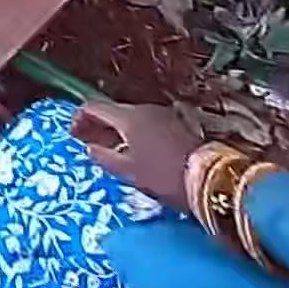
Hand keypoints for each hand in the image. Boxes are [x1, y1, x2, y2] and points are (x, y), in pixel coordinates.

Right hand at [70, 101, 200, 207]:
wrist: (215, 180)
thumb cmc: (166, 175)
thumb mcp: (129, 171)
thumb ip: (103, 157)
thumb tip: (90, 148)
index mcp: (126, 117)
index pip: (93, 107)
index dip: (79, 118)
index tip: (74, 134)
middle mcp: (142, 109)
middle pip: (111, 110)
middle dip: (97, 124)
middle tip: (89, 142)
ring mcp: (161, 114)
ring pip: (129, 117)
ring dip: (116, 129)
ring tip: (112, 149)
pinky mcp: (176, 124)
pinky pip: (146, 123)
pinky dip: (134, 133)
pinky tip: (136, 150)